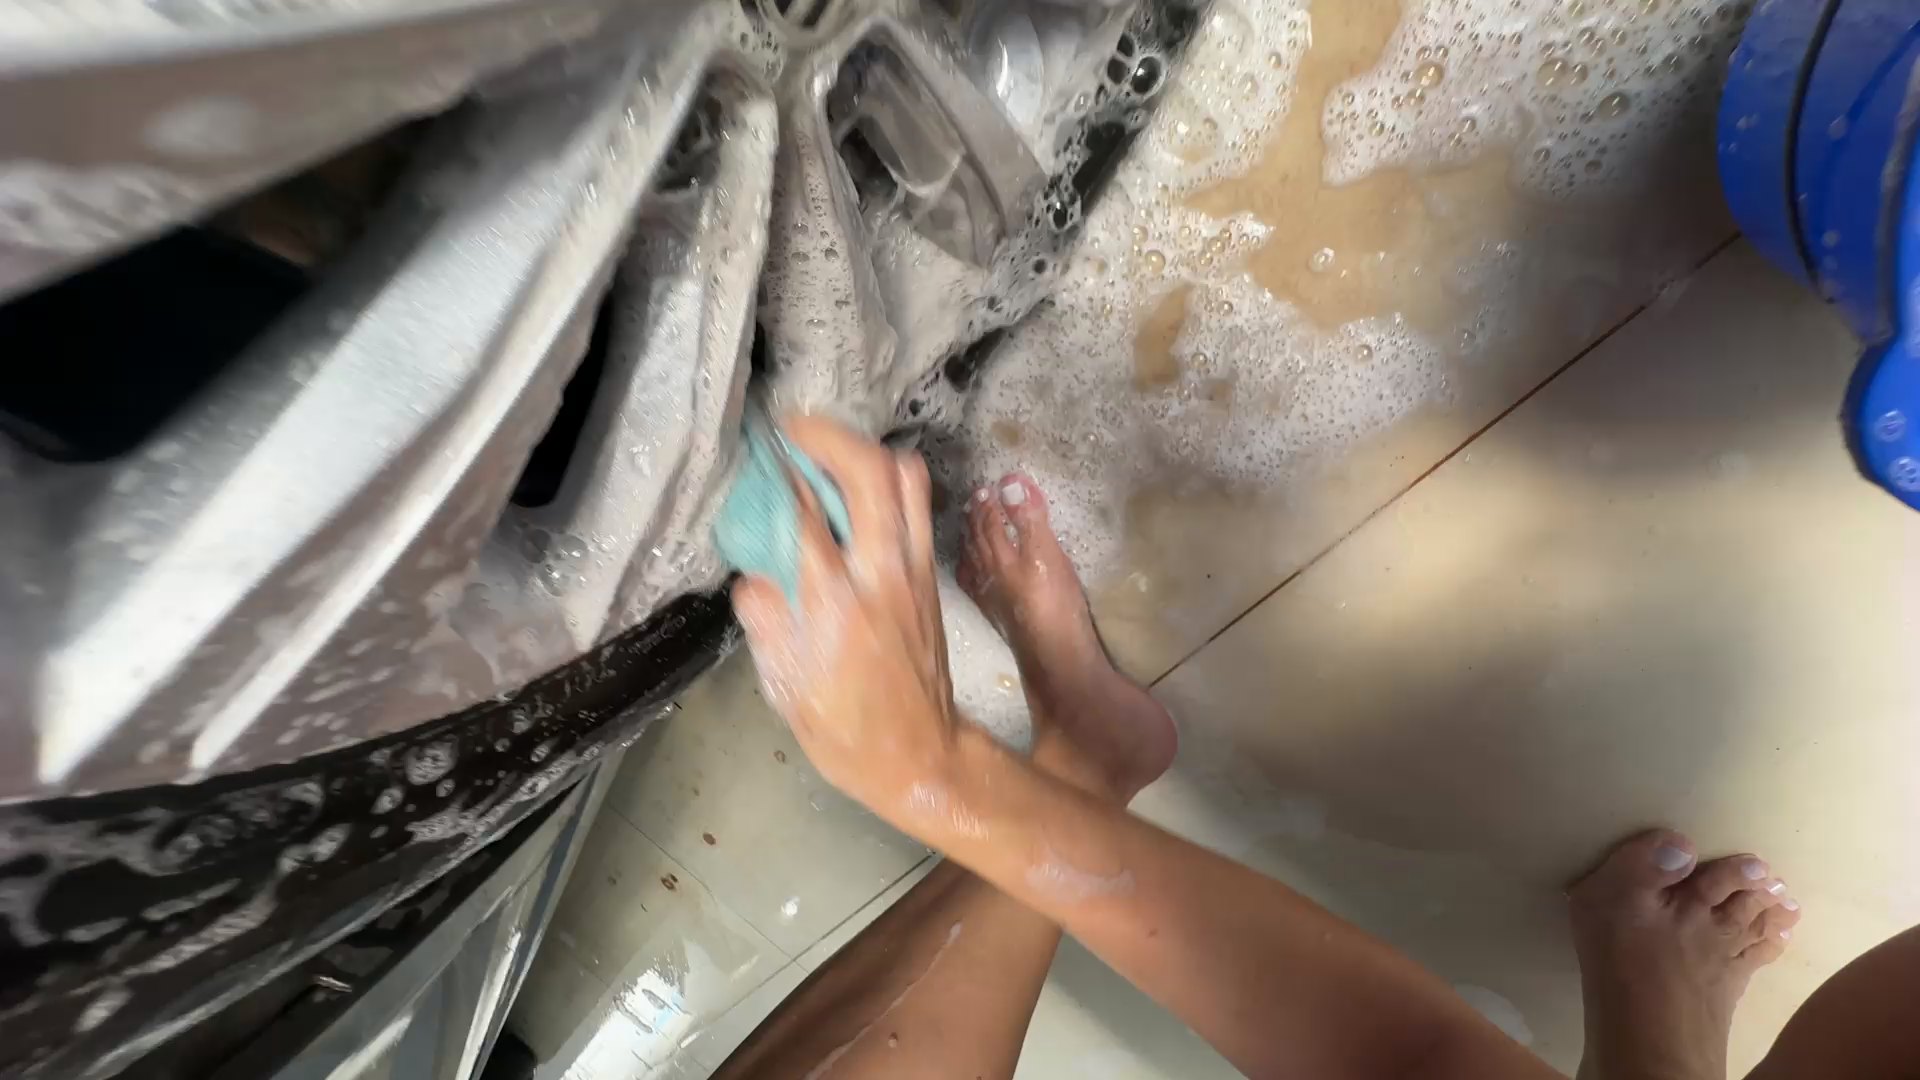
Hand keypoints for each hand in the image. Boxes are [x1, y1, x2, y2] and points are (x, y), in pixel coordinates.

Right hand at [731, 415, 958, 809]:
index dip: (778, 470)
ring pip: (908, 479)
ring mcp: (915, 570)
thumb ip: (763, 612)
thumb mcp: (782, 682)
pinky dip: (891, 483)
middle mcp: (881, 573)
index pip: (803, 511)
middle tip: (797, 432)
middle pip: (871, 472)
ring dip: (867, 453)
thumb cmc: (842, 727)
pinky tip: (861, 496)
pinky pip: (919, 506)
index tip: (759, 450)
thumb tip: (756, 562)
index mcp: (833, 604)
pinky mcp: (932, 576)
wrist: (920, 754)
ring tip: (831, 458)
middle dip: (830, 436)